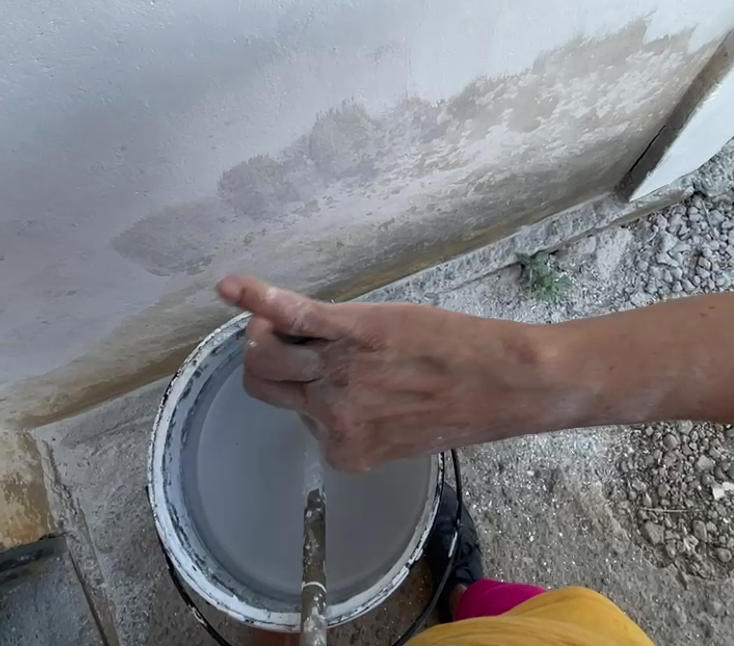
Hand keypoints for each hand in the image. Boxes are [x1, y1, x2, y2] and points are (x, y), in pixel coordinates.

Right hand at [215, 275, 569, 470]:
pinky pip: (289, 315)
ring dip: (260, 332)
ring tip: (280, 315)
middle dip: (264, 359)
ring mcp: (336, 371)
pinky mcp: (350, 329)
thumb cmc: (463, 401)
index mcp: (342, 444)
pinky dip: (255, 298)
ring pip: (262, 355)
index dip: (307, 386)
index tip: (331, 370)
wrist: (503, 379)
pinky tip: (230, 287)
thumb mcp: (403, 429)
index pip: (293, 413)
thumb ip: (361, 419)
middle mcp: (329, 413)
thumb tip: (335, 392)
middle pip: (262, 383)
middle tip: (286, 336)